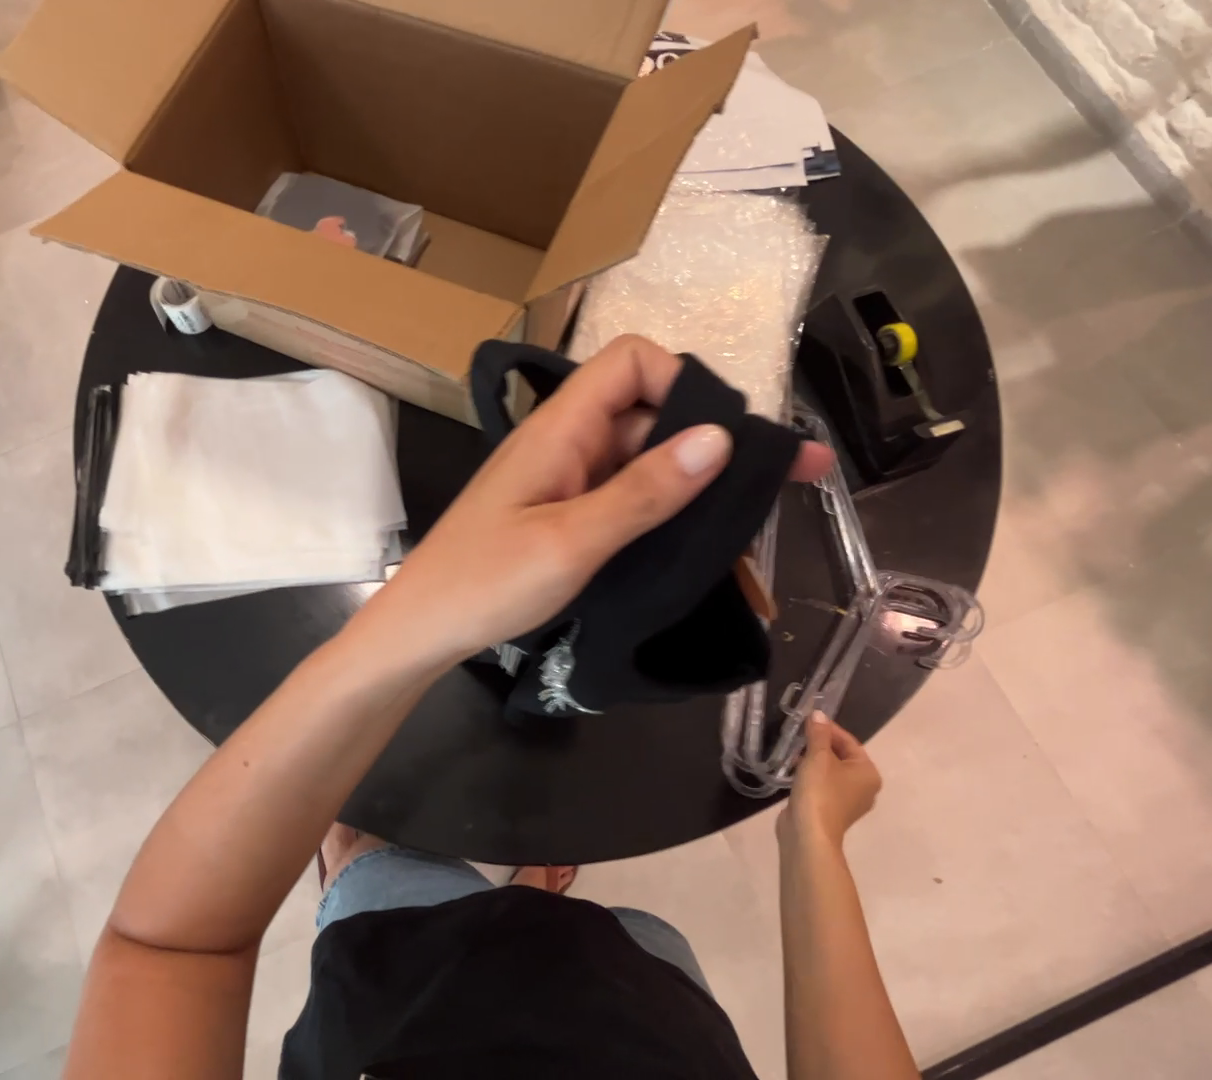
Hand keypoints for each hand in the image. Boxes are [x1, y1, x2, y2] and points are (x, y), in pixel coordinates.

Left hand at [361, 335, 832, 664]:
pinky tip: (710, 560)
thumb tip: (717, 439)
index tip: (722, 436)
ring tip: (756, 537)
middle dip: (713, 445)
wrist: (423, 629)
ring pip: (644, 465)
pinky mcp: (564, 516)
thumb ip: (642, 492)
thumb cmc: (485, 583)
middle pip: (649, 415)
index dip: (680, 381)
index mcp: (558, 430)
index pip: (629, 362)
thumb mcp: (571, 541)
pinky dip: (666, 521)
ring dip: (697, 492)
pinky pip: (626, 503)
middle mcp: (565, 444)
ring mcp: (565, 482)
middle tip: (788, 484)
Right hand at [779, 713, 881, 849]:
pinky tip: (795, 770)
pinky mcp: (833, 809)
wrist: (809, 832)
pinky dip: (813, 775)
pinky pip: (825, 784)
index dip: (829, 729)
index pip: (850, 742)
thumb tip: (818, 713)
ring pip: (832, 771)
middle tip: (799, 734)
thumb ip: (818, 733)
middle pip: (842, 756)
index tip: (808, 720)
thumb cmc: (819, 791)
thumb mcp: (817, 756)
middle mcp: (865, 787)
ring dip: (815, 759)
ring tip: (794, 750)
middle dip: (821, 744)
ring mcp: (850, 800)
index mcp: (868, 773)